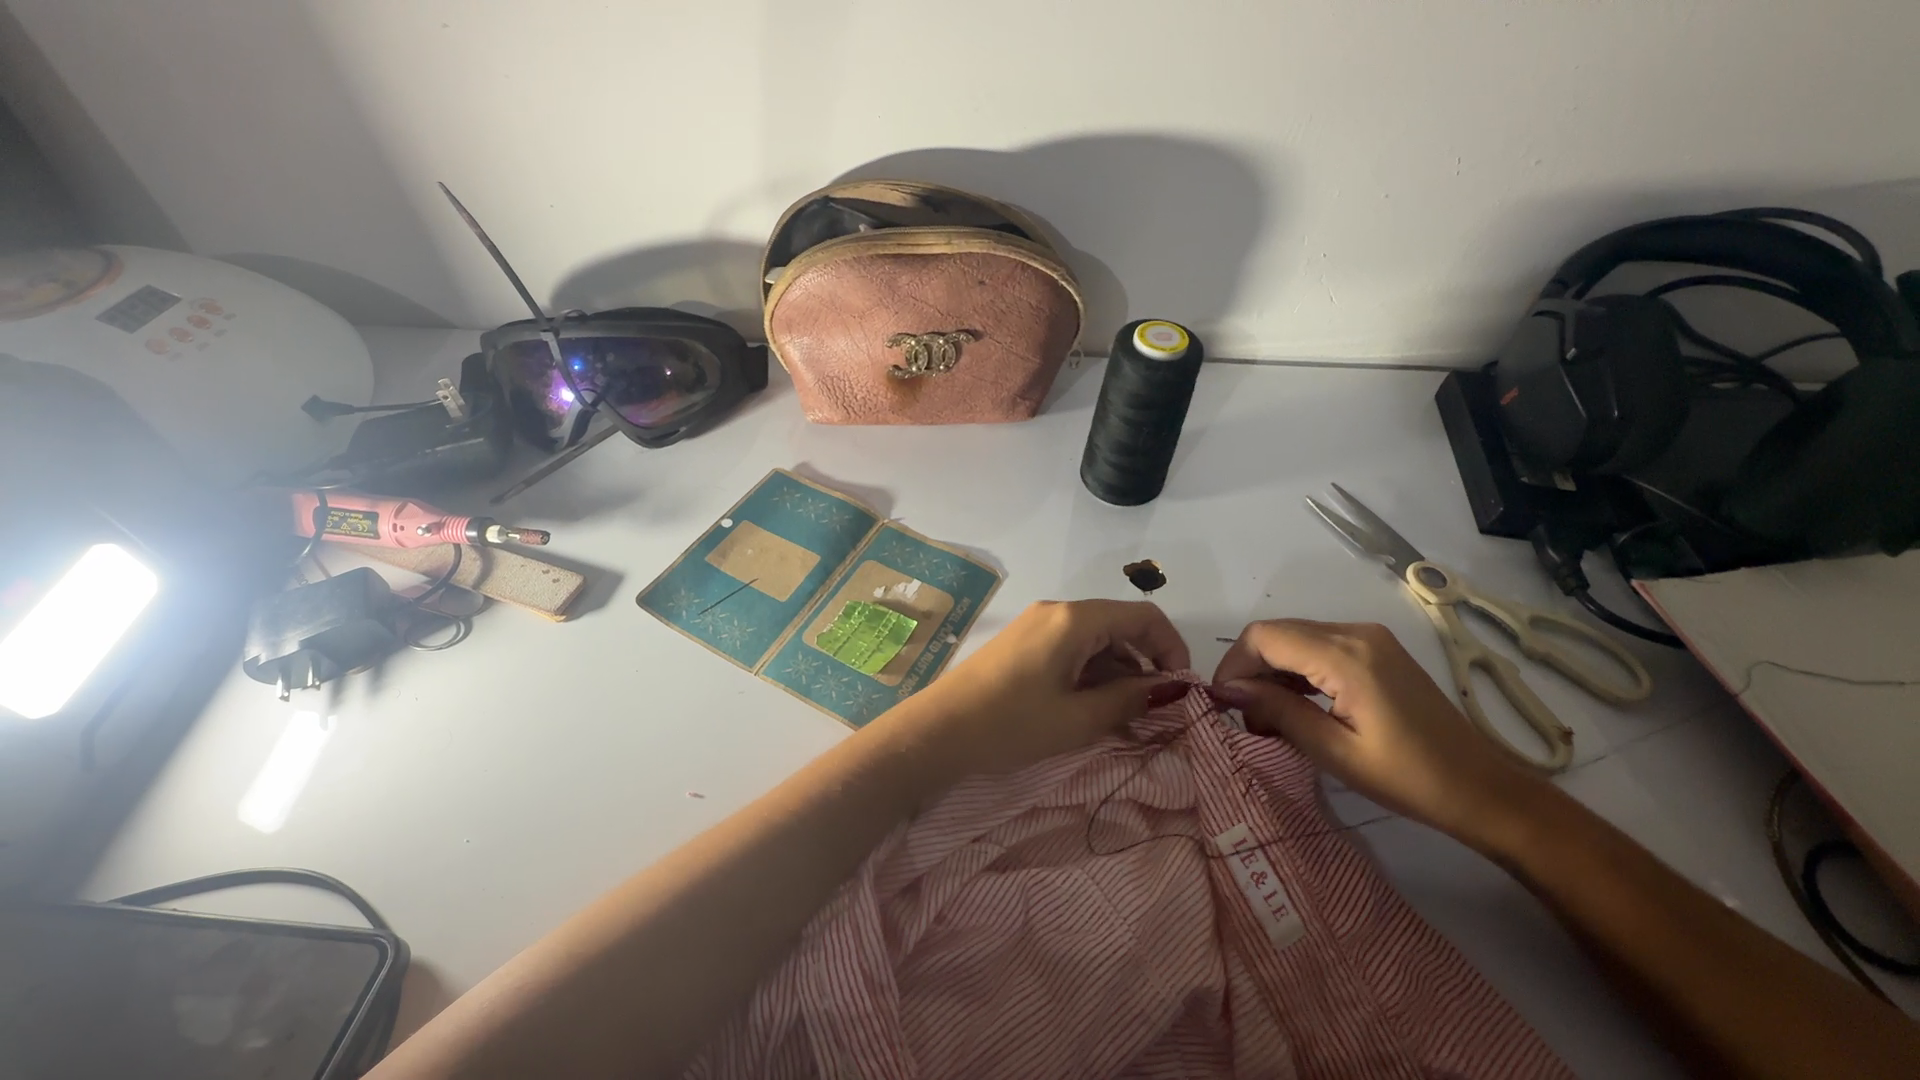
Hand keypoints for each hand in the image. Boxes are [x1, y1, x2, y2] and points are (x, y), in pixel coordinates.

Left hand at [883, 600, 1191, 777]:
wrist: (937, 732)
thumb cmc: (1011, 724)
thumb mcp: (1078, 719)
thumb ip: (1129, 700)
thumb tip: (1169, 690)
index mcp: (1074, 619)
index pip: (1143, 617)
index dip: (1172, 649)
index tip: (1182, 688)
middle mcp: (1057, 612)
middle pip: (1120, 626)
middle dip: (1145, 664)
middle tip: (1156, 711)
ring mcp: (1037, 626)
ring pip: (1096, 640)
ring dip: (1118, 673)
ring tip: (1126, 718)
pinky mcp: (1023, 645)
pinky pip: (1071, 650)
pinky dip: (1091, 675)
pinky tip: (1093, 710)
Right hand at [1210, 619, 1549, 846]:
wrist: (1482, 787)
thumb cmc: (1407, 777)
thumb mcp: (1333, 751)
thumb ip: (1277, 712)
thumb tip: (1228, 691)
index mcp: (1346, 656)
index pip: (1264, 637)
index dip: (1234, 665)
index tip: (1225, 705)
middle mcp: (1356, 633)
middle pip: (1277, 633)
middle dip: (1251, 670)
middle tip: (1246, 719)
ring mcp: (1370, 638)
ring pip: (1296, 639)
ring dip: (1273, 672)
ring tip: (1269, 720)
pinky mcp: (1377, 651)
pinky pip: (1320, 647)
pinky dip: (1298, 671)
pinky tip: (1297, 707)